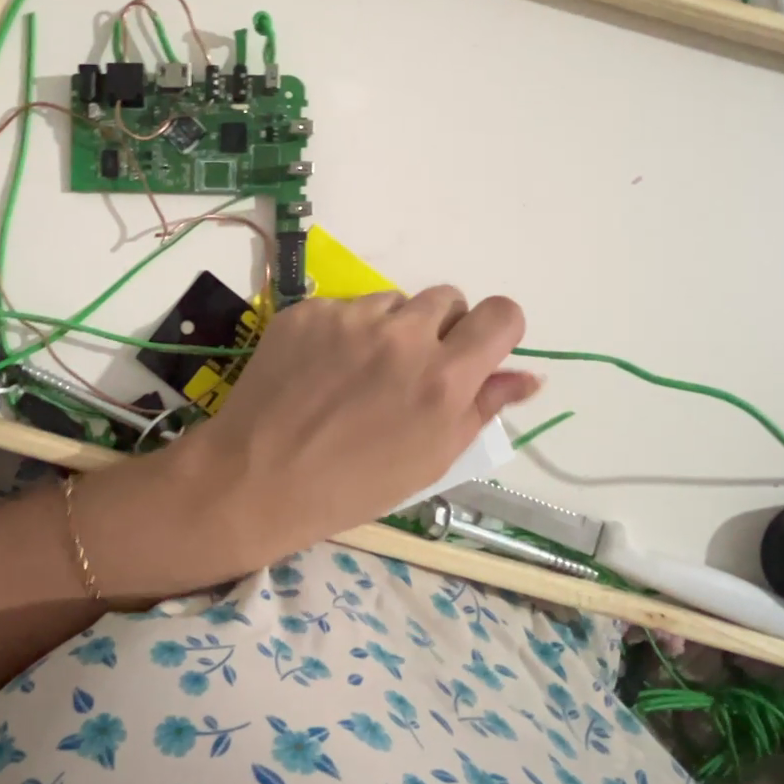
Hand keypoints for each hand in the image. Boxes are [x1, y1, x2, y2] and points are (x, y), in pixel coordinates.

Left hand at [73, 288, 540, 599]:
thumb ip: (482, 408)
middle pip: (446, 298)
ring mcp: (349, 318)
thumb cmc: (352, 485)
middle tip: (410, 368)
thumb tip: (526, 376)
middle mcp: (402, 336)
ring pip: (391, 301)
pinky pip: (342, 307)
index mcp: (444, 377)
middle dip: (439, 328)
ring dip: (388, 327)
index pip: (501, 314)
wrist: (257, 477)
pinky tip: (319, 368)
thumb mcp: (430, 459)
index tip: (474, 350)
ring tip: (357, 373)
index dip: (493, 331)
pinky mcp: (307, 311)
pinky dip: (341, 330)